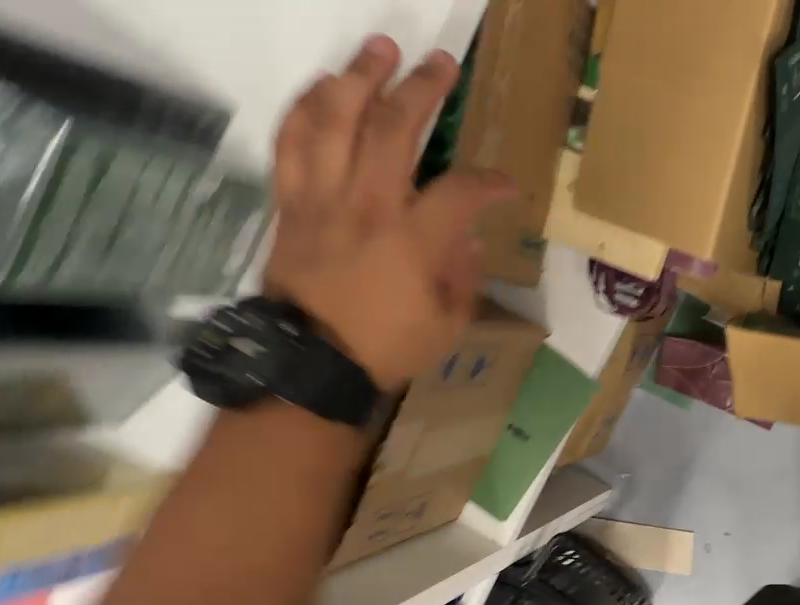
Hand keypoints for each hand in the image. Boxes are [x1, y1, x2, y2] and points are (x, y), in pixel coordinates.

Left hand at [264, 35, 515, 390]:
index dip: (490, 182)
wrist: (314, 361)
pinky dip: (307, 107)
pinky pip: (292, 140)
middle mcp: (368, 205)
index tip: (507, 186)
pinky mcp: (292, 200)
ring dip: (358, 77)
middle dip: (422, 90)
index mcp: (415, 240)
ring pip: (335, 119)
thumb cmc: (392, 346)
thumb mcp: (450, 323)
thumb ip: (462, 274)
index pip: (461, 191)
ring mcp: (323, 197)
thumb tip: (467, 238)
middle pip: (394, 129)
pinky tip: (325, 87)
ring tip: (379, 49)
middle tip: (440, 63)